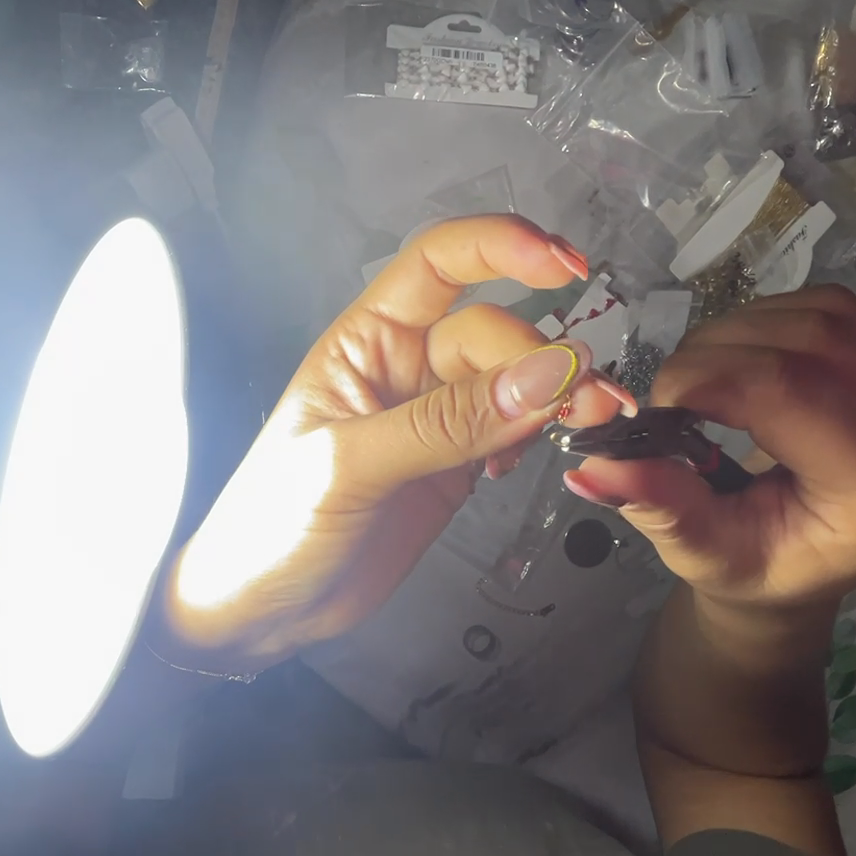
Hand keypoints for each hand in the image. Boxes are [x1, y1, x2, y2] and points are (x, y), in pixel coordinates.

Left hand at [159, 216, 622, 662]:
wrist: (266, 608)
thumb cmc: (278, 522)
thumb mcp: (351, 464)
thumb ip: (446, 423)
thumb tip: (548, 374)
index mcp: (364, 342)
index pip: (437, 265)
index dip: (500, 247)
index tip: (565, 265)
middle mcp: (403, 367)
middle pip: (490, 332)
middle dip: (543, 355)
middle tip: (589, 401)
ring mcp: (432, 418)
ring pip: (510, 382)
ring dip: (554, 395)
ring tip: (587, 423)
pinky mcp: (452, 466)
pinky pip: (509, 431)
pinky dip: (532, 436)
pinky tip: (520, 464)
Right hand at [565, 286, 855, 617]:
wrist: (806, 565)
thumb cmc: (755, 570)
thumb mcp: (701, 552)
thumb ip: (659, 507)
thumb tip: (590, 466)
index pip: (791, 390)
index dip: (705, 378)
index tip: (656, 407)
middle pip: (812, 340)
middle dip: (717, 351)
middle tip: (672, 393)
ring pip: (826, 315)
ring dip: (741, 331)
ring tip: (704, 378)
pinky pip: (840, 310)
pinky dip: (772, 321)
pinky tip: (746, 359)